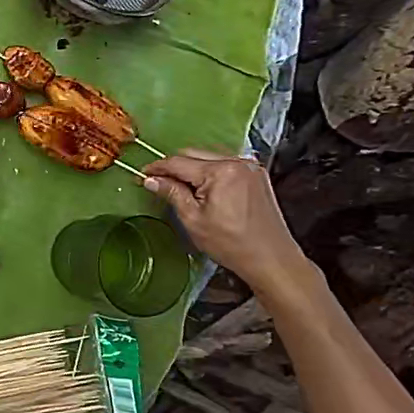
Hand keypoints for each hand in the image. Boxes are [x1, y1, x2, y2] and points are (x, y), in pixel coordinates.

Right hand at [144, 148, 309, 289]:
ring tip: (178, 186)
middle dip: (173, 166)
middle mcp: (238, 162)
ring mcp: (250, 167)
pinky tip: (201, 187)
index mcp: (221, 171)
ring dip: (191, 168)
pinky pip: (224, 164)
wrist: (271, 258)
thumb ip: (171, 193)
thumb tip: (151, 180)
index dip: (157, 168)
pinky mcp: (256, 175)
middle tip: (157, 181)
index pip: (178, 162)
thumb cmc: (231, 243)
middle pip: (194, 154)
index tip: (142, 174)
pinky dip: (209, 171)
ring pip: (208, 157)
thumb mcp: (193, 219)